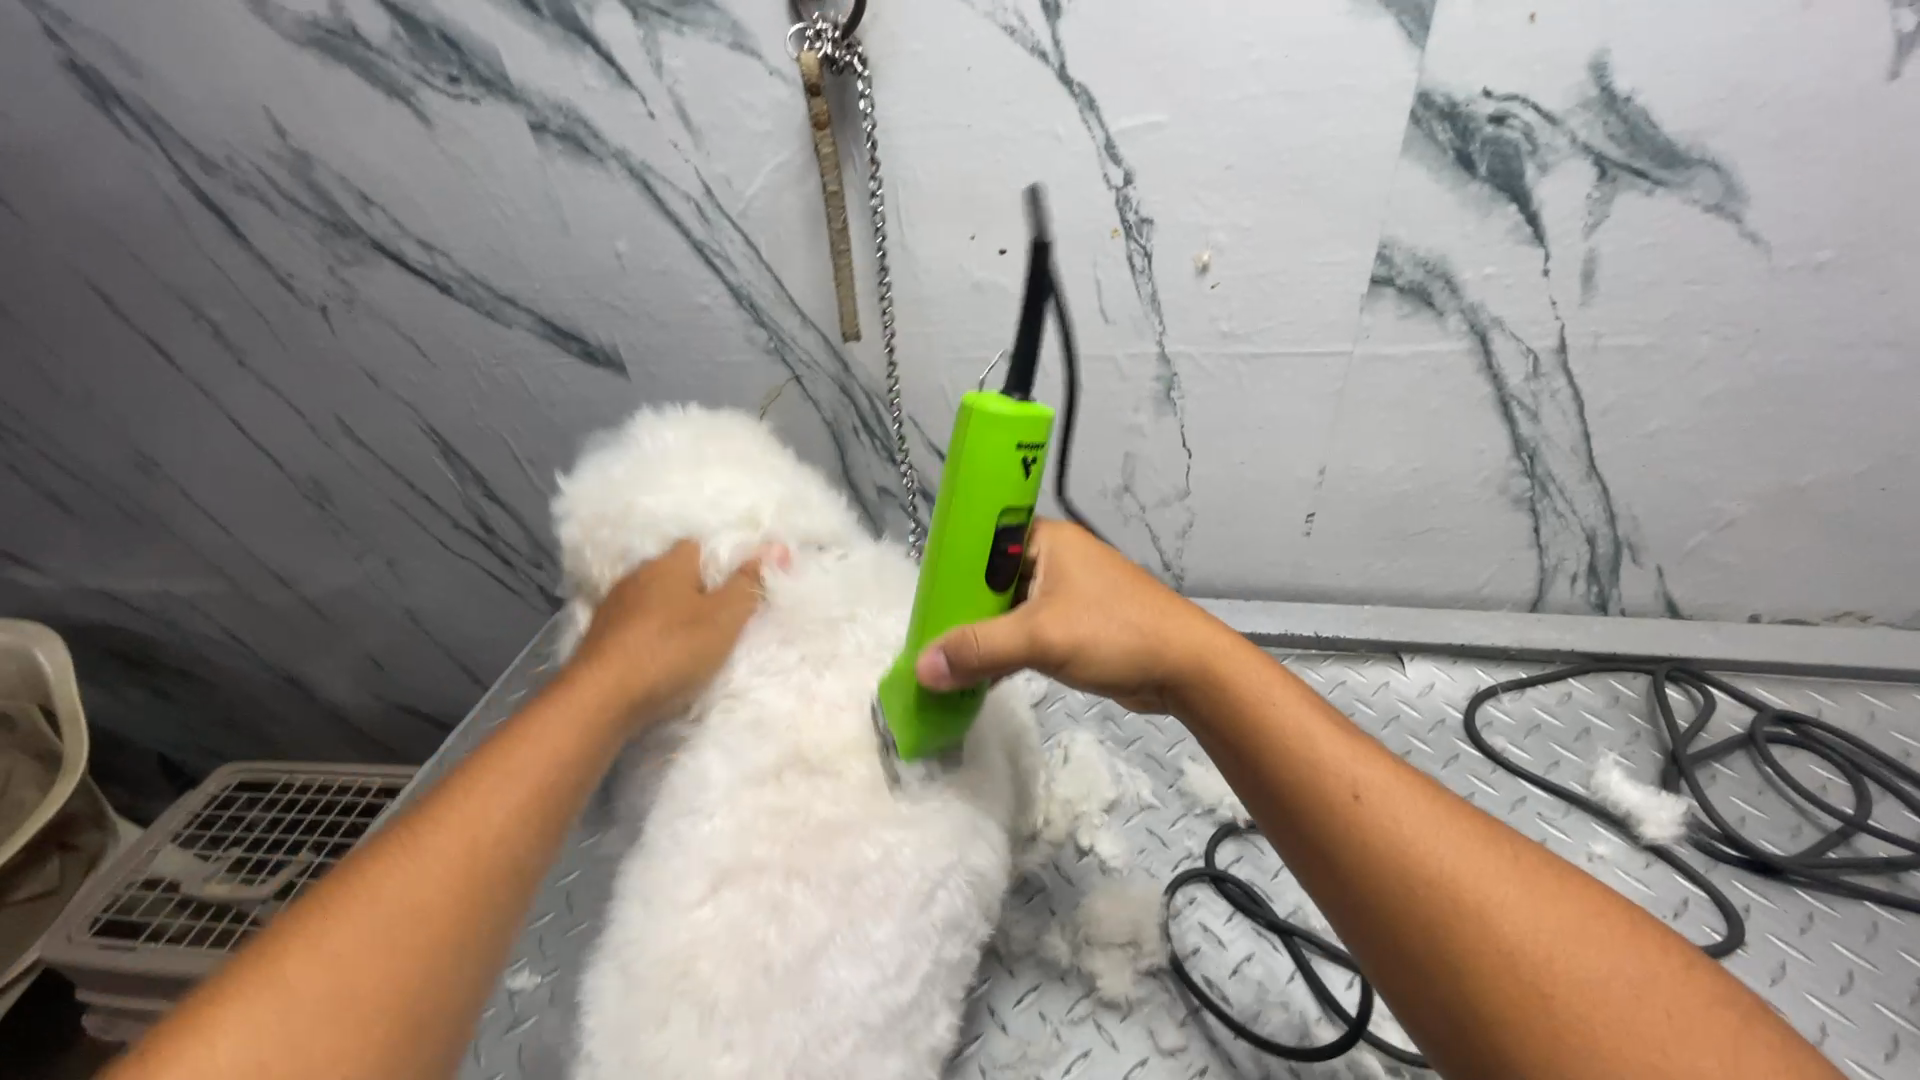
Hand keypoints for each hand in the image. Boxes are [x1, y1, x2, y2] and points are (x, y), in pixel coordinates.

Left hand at [562, 540, 786, 728]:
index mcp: (670, 563)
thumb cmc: (672, 650)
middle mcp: (638, 575)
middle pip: (676, 573)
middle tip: (723, 619)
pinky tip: (662, 657)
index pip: (700, 545)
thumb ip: (749, 584)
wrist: (603, 698)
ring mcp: (615, 606)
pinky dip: (652, 635)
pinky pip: (636, 625)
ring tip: (694, 642)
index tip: (738, 589)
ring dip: (673, 614)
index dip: (722, 563)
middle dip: (698, 590)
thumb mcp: (724, 618)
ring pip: (654, 599)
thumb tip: (777, 546)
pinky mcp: (600, 636)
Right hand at [913, 520, 1242, 714]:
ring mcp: (1061, 594)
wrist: (1186, 668)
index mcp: (1043, 539)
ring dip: (979, 638)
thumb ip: (978, 650)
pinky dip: (1001, 653)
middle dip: (958, 613)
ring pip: (1003, 612)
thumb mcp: (1040, 637)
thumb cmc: (1115, 633)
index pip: (978, 542)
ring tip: (941, 667)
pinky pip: (1022, 634)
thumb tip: (921, 669)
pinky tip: (975, 680)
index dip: (947, 571)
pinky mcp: (1070, 626)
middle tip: (924, 644)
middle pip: (986, 581)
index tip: (920, 605)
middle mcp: (1050, 559)